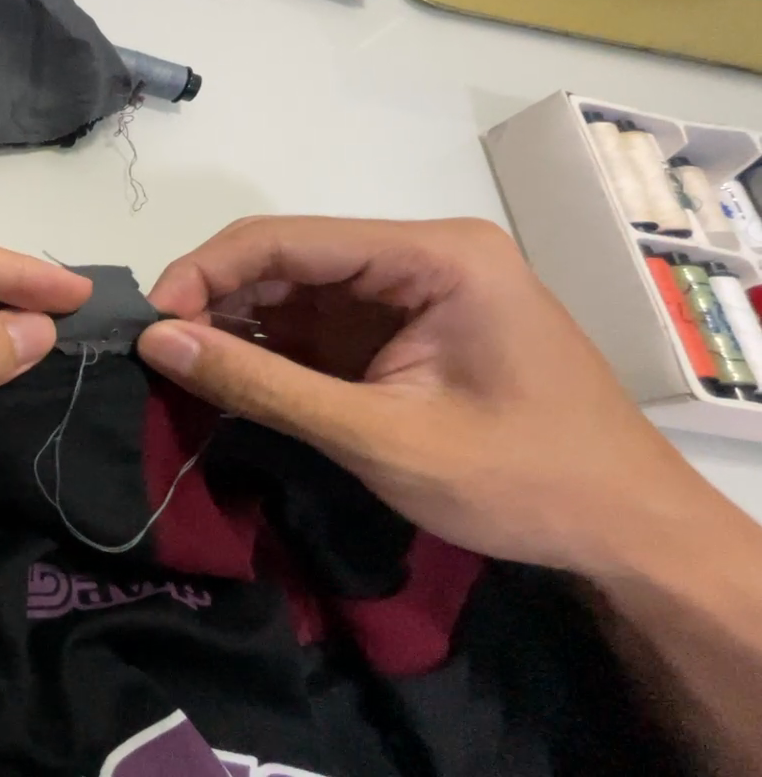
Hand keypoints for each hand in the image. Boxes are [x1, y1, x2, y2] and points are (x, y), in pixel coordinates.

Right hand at [134, 216, 728, 580]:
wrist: (630, 538)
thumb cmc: (522, 482)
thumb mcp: (378, 436)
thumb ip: (259, 385)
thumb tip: (152, 341)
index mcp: (430, 256)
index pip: (282, 240)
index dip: (202, 273)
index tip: (148, 324)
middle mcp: (412, 257)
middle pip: (278, 258)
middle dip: (209, 300)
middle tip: (154, 350)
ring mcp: (400, 292)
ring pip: (282, 290)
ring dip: (227, 325)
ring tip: (177, 366)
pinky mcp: (389, 328)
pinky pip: (302, 323)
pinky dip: (257, 349)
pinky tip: (221, 375)